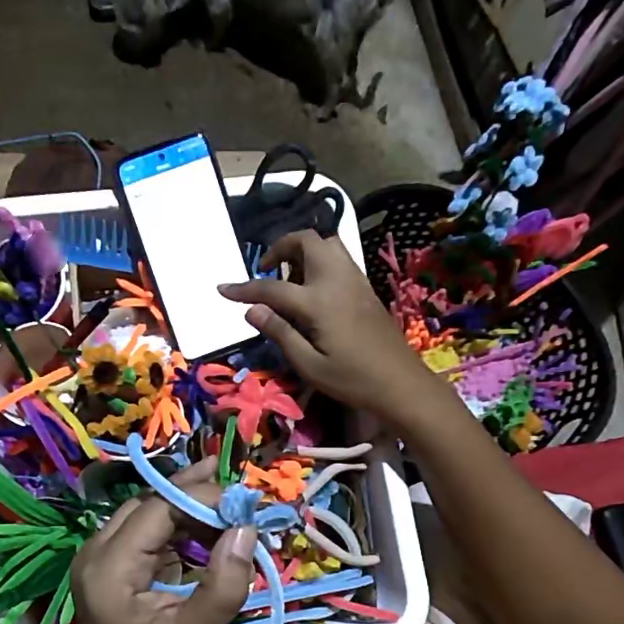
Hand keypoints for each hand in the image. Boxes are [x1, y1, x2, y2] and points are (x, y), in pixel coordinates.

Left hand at [66, 466, 256, 623]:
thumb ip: (223, 584)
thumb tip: (247, 529)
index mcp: (110, 568)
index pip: (158, 507)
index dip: (203, 497)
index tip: (247, 505)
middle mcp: (96, 550)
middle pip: (151, 502)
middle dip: (198, 497)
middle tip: (243, 501)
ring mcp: (100, 554)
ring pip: (150, 510)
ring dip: (191, 508)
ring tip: (234, 512)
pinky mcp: (111, 562)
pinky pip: (148, 529)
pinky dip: (181, 526)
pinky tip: (211, 530)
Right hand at [219, 229, 447, 424]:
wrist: (400, 382)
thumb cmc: (352, 380)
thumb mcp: (309, 365)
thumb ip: (280, 333)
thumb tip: (252, 310)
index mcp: (318, 302)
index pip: (272, 288)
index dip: (244, 289)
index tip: (223, 289)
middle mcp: (337, 280)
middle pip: (306, 241)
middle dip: (281, 247)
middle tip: (267, 271)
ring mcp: (355, 280)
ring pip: (327, 243)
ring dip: (303, 250)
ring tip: (291, 278)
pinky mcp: (366, 287)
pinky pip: (340, 257)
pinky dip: (321, 260)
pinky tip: (314, 287)